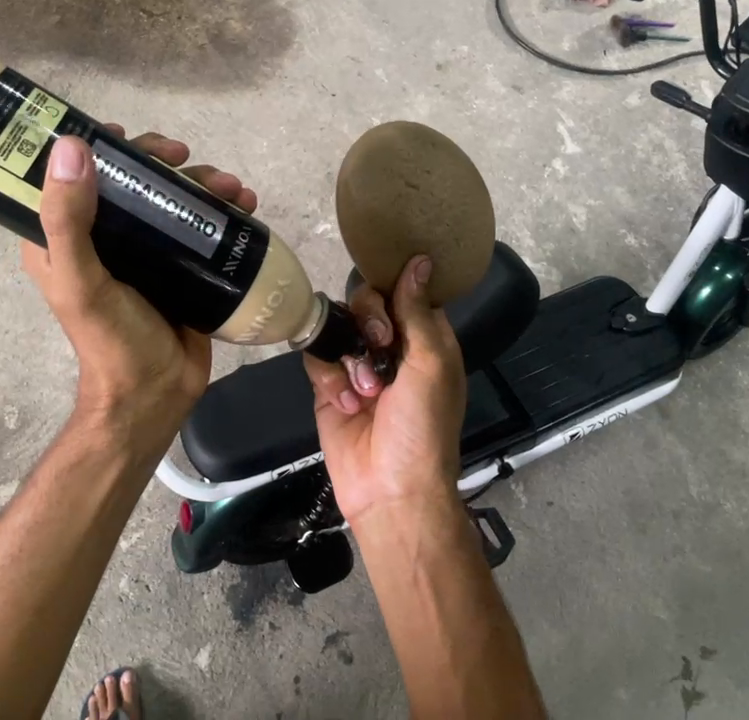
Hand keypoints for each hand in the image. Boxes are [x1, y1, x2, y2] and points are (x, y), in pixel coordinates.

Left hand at [23, 127, 258, 451]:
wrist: (157, 395)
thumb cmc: (110, 340)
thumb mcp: (80, 280)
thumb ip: (67, 219)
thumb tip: (70, 146)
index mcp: (63, 237)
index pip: (74, 174)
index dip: (99, 147)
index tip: (130, 137)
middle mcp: (102, 237)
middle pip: (132, 178)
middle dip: (165, 161)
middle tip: (188, 158)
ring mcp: (145, 250)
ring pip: (171, 196)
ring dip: (204, 181)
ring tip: (235, 189)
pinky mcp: (181, 264)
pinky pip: (200, 223)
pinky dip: (223, 208)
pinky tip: (248, 205)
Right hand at [303, 255, 465, 524]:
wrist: (390, 489)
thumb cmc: (423, 426)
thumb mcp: (431, 363)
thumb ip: (418, 310)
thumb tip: (423, 258)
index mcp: (426, 339)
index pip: (405, 291)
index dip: (394, 287)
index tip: (389, 295)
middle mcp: (392, 347)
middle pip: (365, 303)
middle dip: (368, 322)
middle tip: (378, 344)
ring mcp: (358, 366)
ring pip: (338, 327)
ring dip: (350, 357)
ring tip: (365, 391)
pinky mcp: (329, 387)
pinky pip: (318, 358)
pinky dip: (329, 378)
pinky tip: (346, 404)